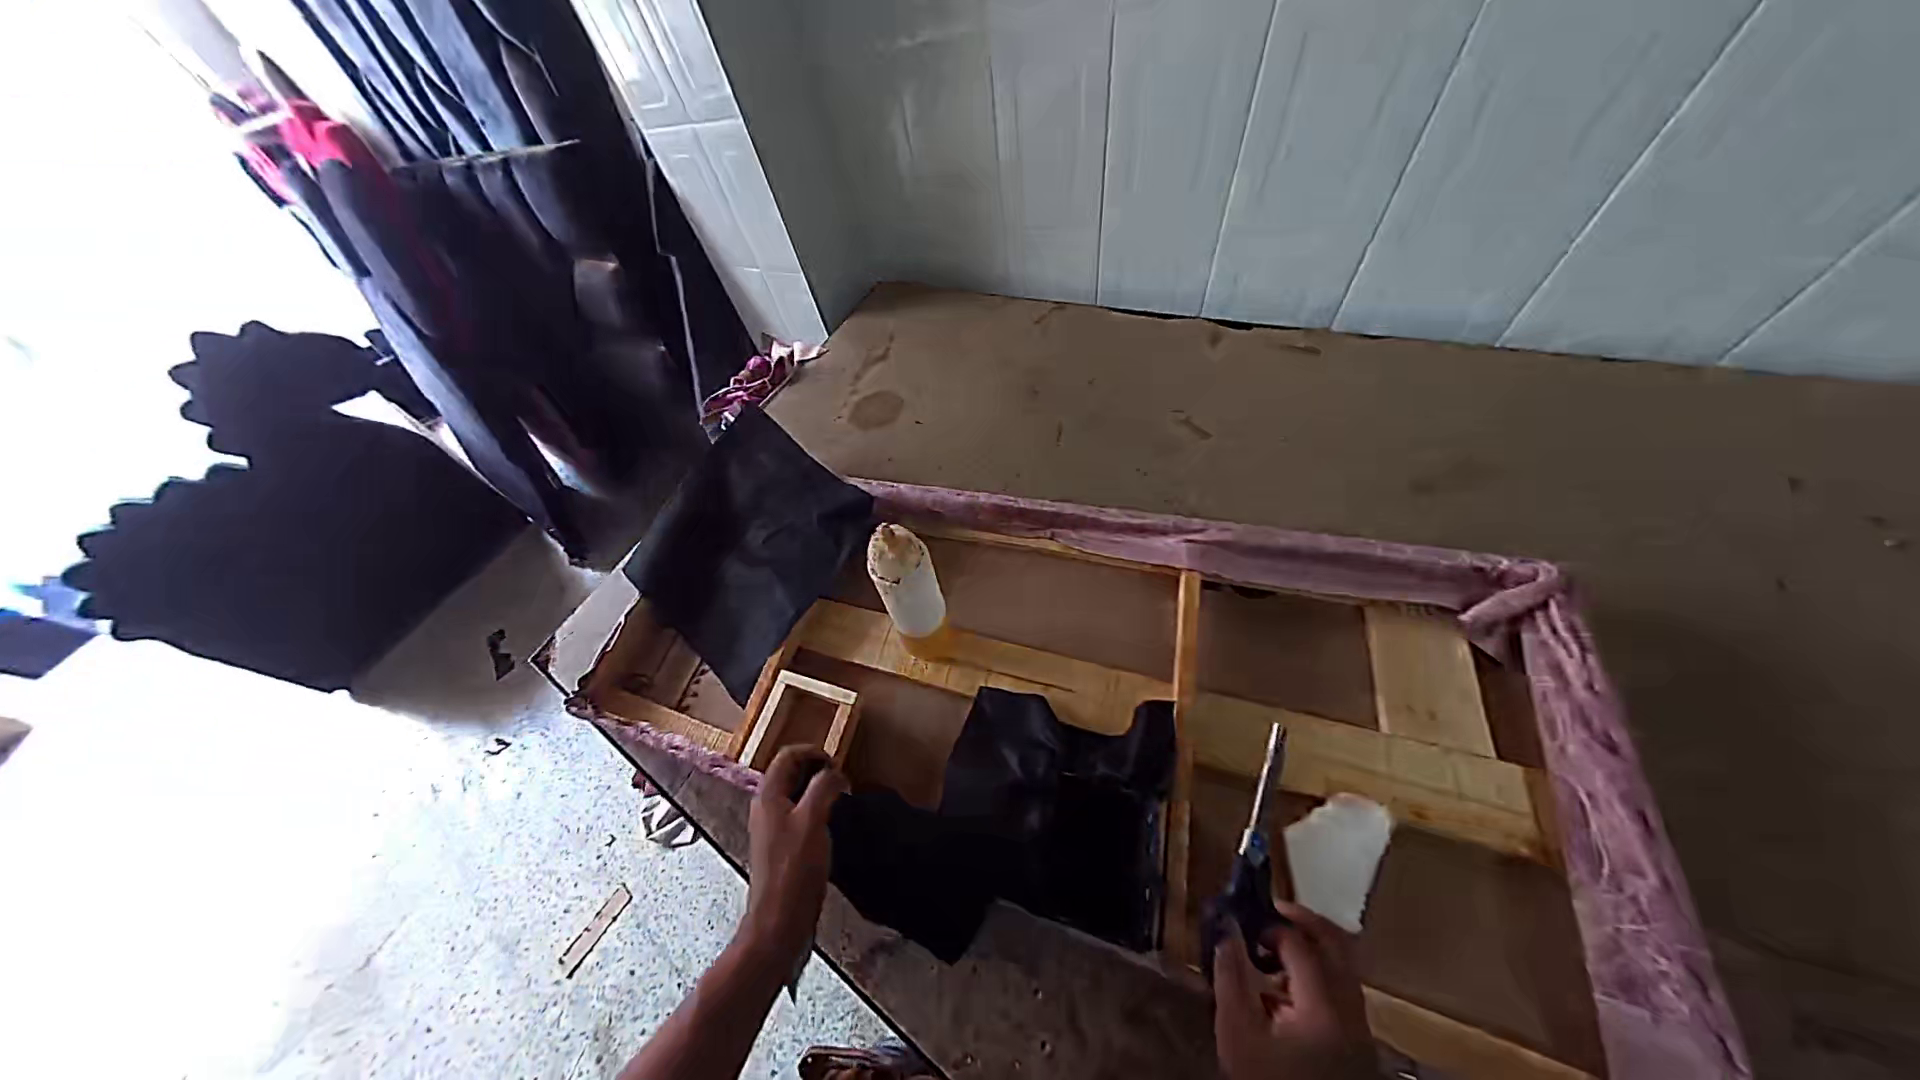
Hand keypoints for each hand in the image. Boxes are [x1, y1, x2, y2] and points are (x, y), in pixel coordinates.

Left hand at [741, 746, 847, 967]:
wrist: (780, 922)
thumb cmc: (794, 871)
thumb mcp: (813, 820)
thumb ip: (824, 788)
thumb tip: (836, 773)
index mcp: (768, 796)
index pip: (788, 756)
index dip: (814, 752)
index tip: (838, 764)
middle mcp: (766, 808)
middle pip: (791, 772)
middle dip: (818, 769)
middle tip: (843, 778)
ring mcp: (773, 828)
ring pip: (796, 794)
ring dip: (819, 789)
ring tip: (842, 797)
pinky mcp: (783, 847)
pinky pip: (800, 815)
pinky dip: (818, 809)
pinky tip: (833, 822)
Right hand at [1214, 899, 1373, 1079]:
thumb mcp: (1236, 1029)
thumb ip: (1230, 972)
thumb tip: (1227, 927)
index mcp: (1324, 1009)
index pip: (1300, 945)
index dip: (1270, 926)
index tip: (1243, 923)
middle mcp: (1352, 1012)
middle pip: (1336, 945)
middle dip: (1302, 920)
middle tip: (1268, 911)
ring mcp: (1360, 1029)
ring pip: (1343, 966)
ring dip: (1310, 946)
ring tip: (1270, 948)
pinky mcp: (1357, 1043)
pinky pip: (1342, 989)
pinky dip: (1317, 971)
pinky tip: (1284, 985)